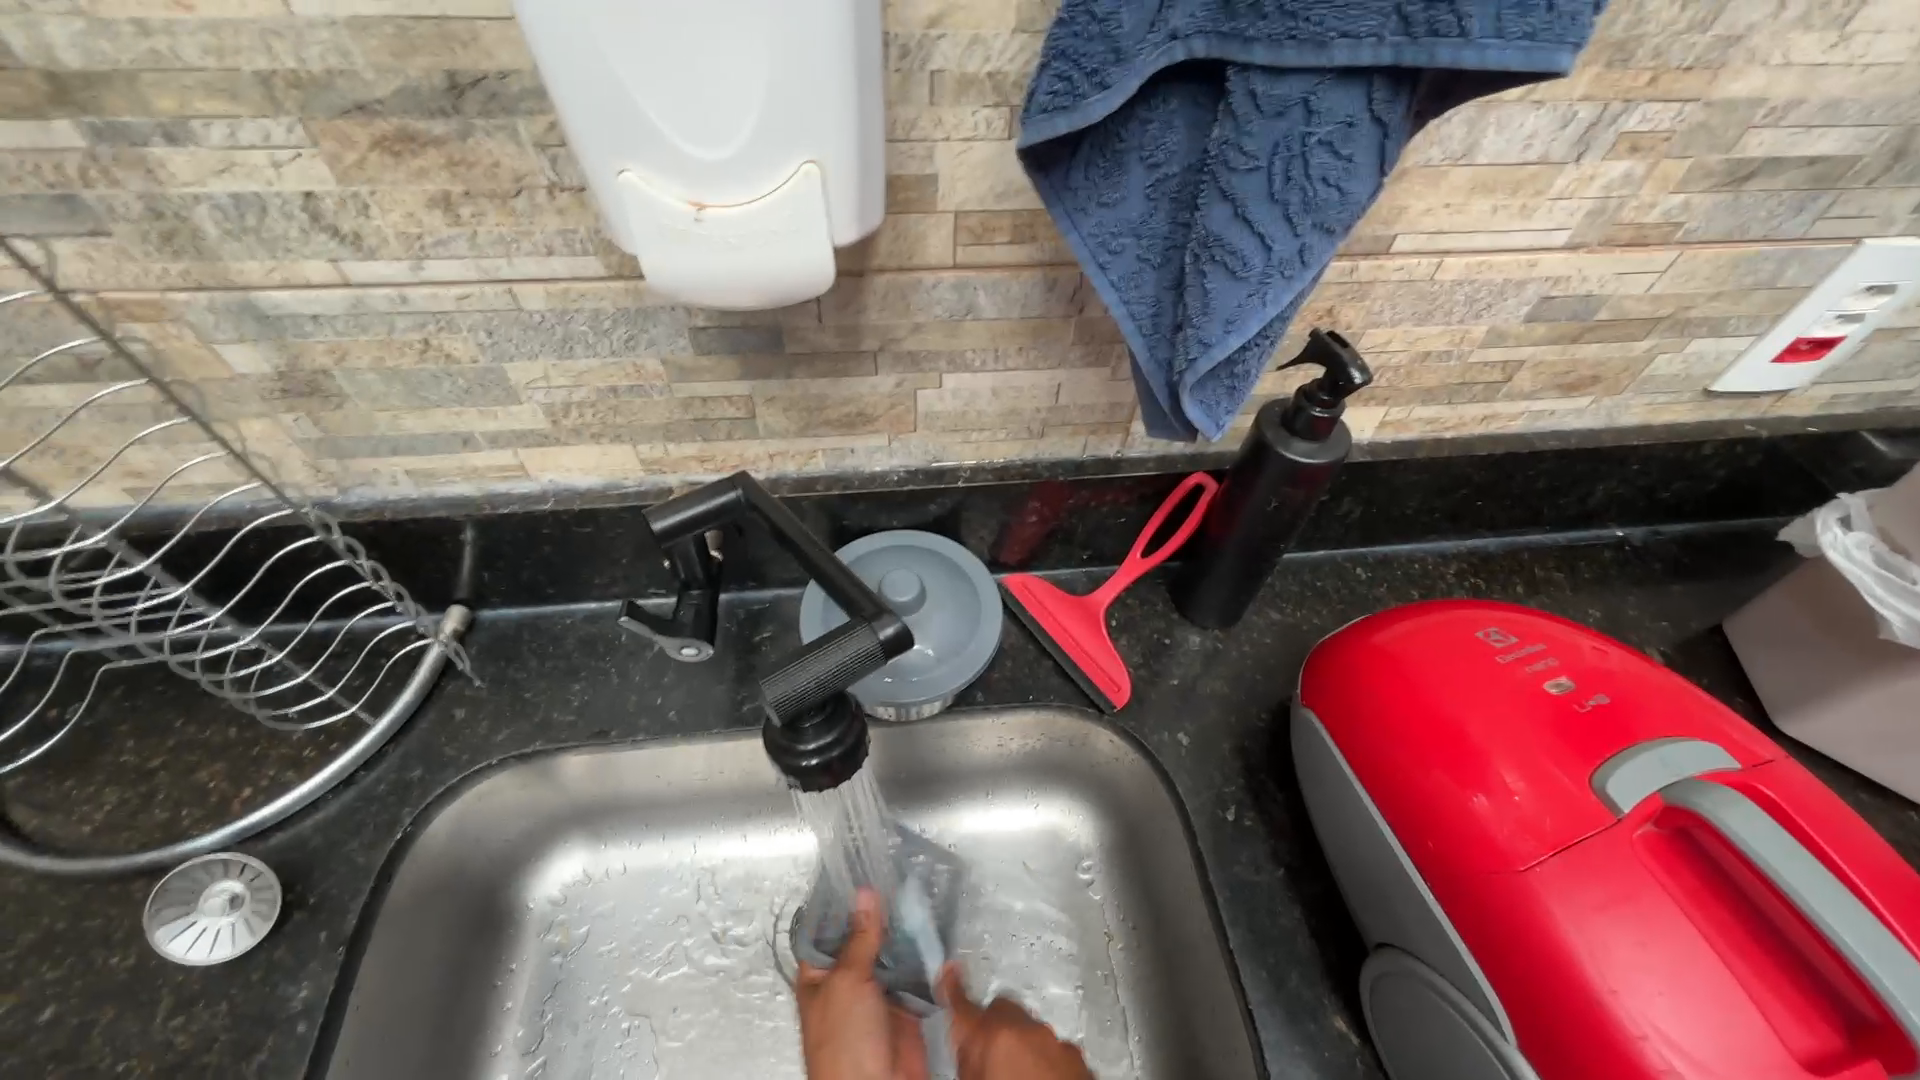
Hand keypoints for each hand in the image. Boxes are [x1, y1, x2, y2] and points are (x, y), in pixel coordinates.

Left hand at [796, 888, 928, 1079]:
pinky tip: (933, 926)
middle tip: (898, 872)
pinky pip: (914, 972)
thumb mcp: (847, 981)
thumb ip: (860, 937)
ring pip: (890, 952)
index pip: (826, 927)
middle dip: (879, 911)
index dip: (842, 900)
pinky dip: (923, 954)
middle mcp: (846, 978)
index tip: (862, 868)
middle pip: (862, 937)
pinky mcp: (904, 1004)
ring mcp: (876, 992)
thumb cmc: (845, 1040)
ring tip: (919, 889)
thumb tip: (865, 893)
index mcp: (818, 974)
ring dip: (903, 930)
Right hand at [940, 966, 1093, 1079]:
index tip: (948, 970)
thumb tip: (967, 1050)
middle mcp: (1023, 1029)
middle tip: (988, 1060)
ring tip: (1019, 1076)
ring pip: (1031, 1031)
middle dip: (994, 1027)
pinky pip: (1055, 1051)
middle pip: (1001, 1011)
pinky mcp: (1078, 1058)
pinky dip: (1047, 1062)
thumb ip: (968, 1061)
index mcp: (990, 1037)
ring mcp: (1055, 1041)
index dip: (952, 987)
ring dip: (1023, 1047)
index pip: (962, 1004)